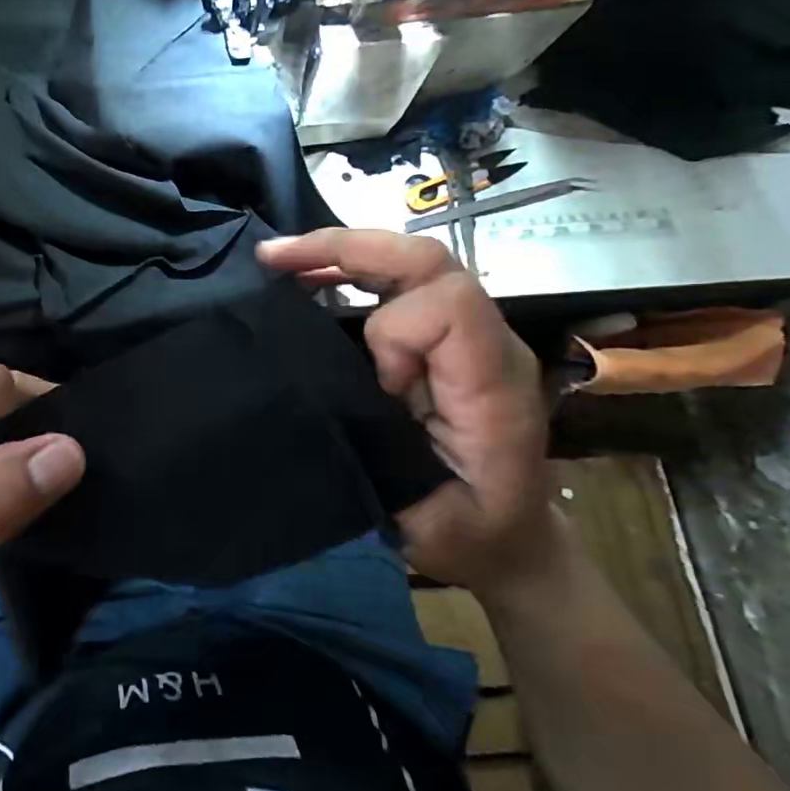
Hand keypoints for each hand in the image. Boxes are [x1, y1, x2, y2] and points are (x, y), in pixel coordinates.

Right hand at [258, 229, 554, 594]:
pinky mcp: (449, 340)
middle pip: (428, 262)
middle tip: (275, 258)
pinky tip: (310, 285)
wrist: (514, 540)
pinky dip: (351, 276)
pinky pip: (402, 287)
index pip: (449, 307)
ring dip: (344, 255)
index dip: (395, 331)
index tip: (377, 384)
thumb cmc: (473, 538)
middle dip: (348, 250)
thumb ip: (382, 465)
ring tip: (281, 262)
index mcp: (493, 388)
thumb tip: (322, 404)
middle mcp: (489, 345)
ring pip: (414, 263)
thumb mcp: (426, 524)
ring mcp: (471, 337)